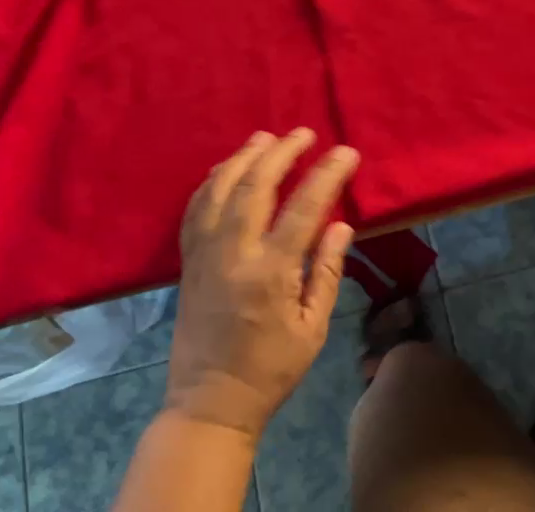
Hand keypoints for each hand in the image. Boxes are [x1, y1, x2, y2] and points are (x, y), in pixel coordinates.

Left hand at [165, 128, 359, 439]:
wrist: (209, 401)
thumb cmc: (271, 369)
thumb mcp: (312, 329)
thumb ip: (325, 272)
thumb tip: (341, 225)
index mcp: (270, 272)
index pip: (304, 209)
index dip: (327, 175)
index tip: (346, 152)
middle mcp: (233, 253)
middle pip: (255, 186)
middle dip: (281, 153)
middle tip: (303, 133)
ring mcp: (205, 254)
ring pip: (219, 189)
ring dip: (244, 157)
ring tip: (265, 137)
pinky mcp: (188, 261)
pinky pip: (196, 209)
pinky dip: (212, 181)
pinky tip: (226, 170)